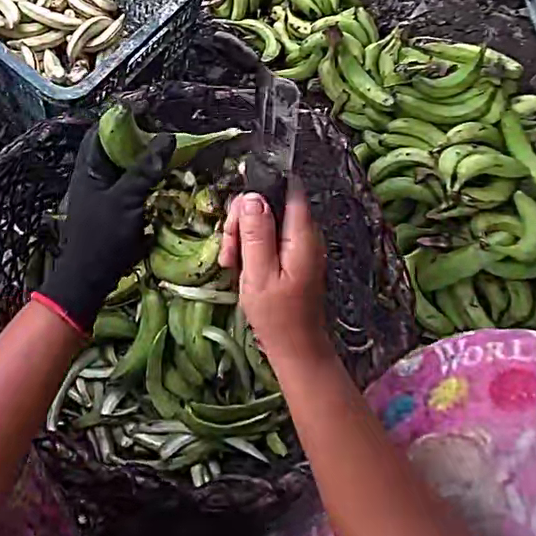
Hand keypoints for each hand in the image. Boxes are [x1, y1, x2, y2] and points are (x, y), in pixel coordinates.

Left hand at [37, 130, 173, 332]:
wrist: (90, 279)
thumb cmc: (102, 237)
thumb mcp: (126, 199)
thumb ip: (145, 169)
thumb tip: (167, 138)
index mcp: (88, 170)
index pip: (100, 133)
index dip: (121, 119)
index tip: (145, 109)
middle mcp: (93, 178)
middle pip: (114, 149)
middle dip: (137, 138)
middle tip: (162, 132)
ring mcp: (102, 195)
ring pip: (123, 168)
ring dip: (142, 159)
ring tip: (167, 151)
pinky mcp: (113, 210)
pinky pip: (130, 186)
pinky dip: (145, 179)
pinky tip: (162, 178)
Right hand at [221, 177, 329, 366]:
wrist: (296, 350)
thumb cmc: (278, 317)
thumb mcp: (259, 274)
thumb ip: (256, 234)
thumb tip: (251, 197)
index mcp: (302, 234)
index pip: (288, 187)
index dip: (261, 186)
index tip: (236, 205)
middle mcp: (306, 234)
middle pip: (271, 203)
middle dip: (244, 218)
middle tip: (229, 248)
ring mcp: (300, 245)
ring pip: (266, 221)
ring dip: (243, 235)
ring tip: (231, 262)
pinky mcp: (293, 256)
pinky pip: (269, 238)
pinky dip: (251, 247)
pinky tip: (240, 266)